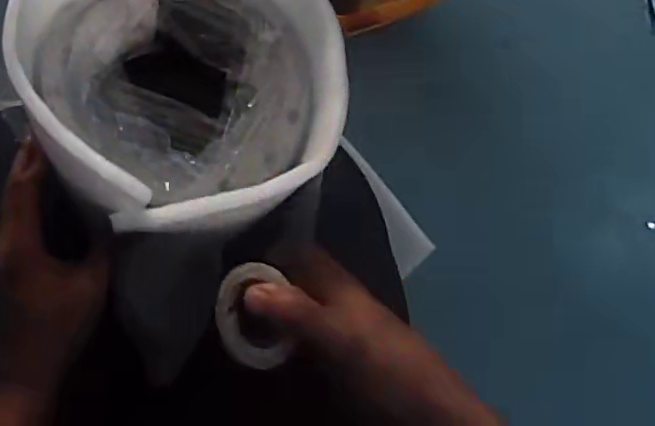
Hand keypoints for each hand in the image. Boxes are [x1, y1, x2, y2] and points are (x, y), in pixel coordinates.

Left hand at [0, 137, 110, 397]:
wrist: (25, 371)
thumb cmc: (59, 328)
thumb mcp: (92, 285)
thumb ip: (102, 243)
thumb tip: (114, 209)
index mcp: (21, 243)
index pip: (23, 186)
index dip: (34, 155)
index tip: (49, 126)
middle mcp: (4, 240)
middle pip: (11, 187)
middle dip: (27, 155)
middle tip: (47, 125)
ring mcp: (0, 249)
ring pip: (9, 199)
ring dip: (23, 170)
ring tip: (45, 144)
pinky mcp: (5, 257)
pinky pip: (11, 212)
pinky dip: (23, 189)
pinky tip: (40, 181)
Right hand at [244, 247, 497, 425]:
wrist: (431, 415)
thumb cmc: (386, 363)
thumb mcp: (339, 336)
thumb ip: (296, 310)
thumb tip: (247, 286)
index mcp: (336, 281)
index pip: (296, 249)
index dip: (267, 247)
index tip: (230, 253)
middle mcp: (335, 298)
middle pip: (292, 280)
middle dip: (261, 283)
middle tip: (223, 293)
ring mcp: (338, 330)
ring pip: (295, 310)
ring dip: (269, 315)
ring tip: (232, 321)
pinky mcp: (339, 361)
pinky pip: (300, 341)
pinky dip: (280, 342)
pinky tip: (262, 351)